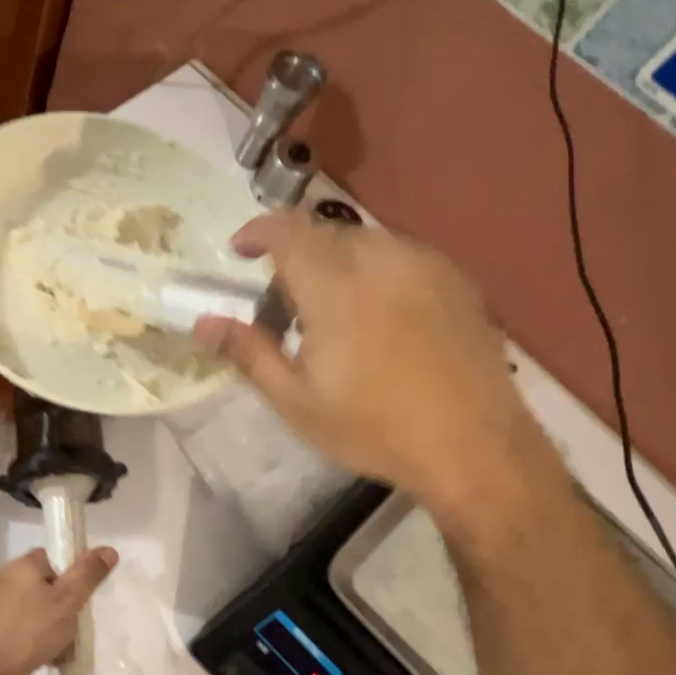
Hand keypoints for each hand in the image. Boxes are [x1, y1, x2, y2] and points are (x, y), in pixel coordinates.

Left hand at [0, 547, 117, 674]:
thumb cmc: (32, 630)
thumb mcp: (67, 600)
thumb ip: (88, 574)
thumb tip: (108, 549)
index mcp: (22, 566)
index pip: (55, 556)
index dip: (74, 572)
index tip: (85, 593)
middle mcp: (8, 580)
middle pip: (49, 584)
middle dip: (67, 604)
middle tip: (77, 620)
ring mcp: (1, 605)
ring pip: (41, 608)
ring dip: (57, 624)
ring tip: (67, 642)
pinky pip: (29, 625)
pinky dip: (42, 636)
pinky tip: (52, 654)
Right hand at [194, 211, 561, 518]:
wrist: (472, 443)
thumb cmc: (372, 427)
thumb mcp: (295, 401)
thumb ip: (248, 353)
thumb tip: (204, 323)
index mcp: (335, 288)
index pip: (288, 232)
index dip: (258, 231)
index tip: (239, 250)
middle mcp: (381, 261)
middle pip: (326, 233)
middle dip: (295, 254)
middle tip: (281, 302)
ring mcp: (425, 266)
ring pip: (366, 242)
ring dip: (336, 261)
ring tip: (329, 310)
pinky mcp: (456, 281)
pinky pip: (401, 256)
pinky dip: (373, 270)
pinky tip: (375, 315)